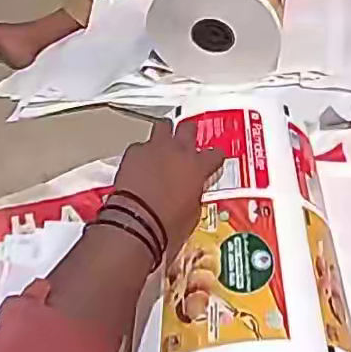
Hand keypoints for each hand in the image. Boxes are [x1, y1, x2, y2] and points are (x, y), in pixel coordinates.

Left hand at [111, 119, 225, 257]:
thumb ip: (195, 195)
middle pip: (188, 128)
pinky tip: (140, 164)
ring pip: (164, 126)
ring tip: (162, 143)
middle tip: (186, 141)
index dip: (214, 156)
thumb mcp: (192, 215)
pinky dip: (142, 153)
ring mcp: (156, 148)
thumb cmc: (165, 225)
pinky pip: (140, 146)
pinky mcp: (134, 151)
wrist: (135, 223)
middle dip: (188, 133)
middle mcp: (179, 151)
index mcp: (198, 167)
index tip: (212, 159)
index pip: (215, 154)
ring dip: (165, 133)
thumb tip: (191, 194)